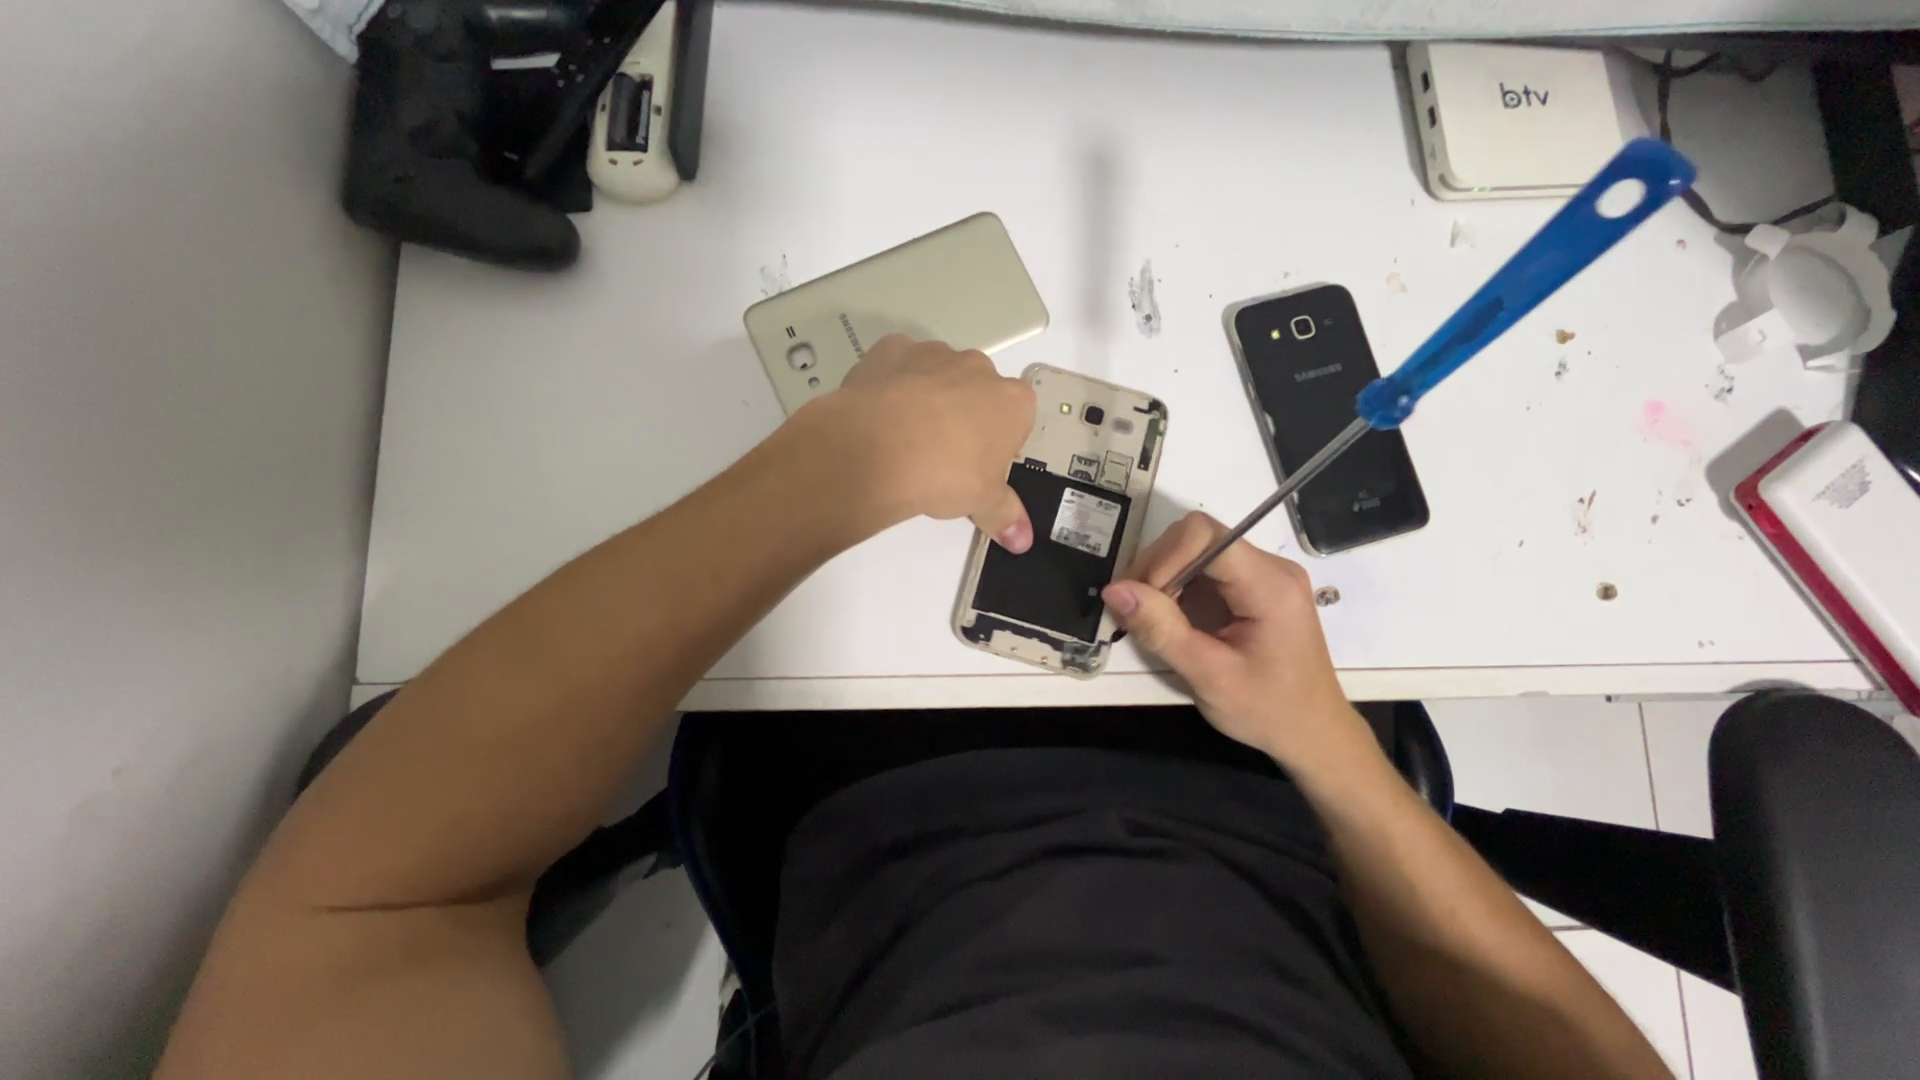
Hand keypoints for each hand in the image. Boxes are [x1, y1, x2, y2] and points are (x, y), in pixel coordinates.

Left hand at [801, 335, 1037, 550]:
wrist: (877, 448)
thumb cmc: (945, 474)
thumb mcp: (981, 503)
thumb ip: (1005, 516)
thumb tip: (1023, 542)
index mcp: (1013, 401)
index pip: (1017, 419)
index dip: (998, 443)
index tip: (978, 465)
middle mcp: (979, 367)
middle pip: (978, 391)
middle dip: (964, 416)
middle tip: (942, 454)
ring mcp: (934, 353)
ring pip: (937, 374)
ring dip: (928, 397)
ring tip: (905, 437)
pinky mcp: (891, 349)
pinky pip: (898, 365)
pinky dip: (891, 383)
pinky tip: (880, 413)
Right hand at [1100, 513, 1377, 775]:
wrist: (1312, 733)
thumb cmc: (1267, 710)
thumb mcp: (1209, 676)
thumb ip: (1161, 630)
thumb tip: (1113, 590)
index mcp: (1269, 585)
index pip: (1205, 534)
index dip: (1163, 558)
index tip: (1142, 599)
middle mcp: (1270, 567)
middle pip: (1196, 537)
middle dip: (1158, 569)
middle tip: (1139, 614)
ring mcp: (1263, 574)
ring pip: (1195, 550)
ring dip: (1164, 579)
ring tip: (1155, 621)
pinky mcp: (1253, 586)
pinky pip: (1205, 569)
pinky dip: (1178, 588)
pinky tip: (1173, 621)